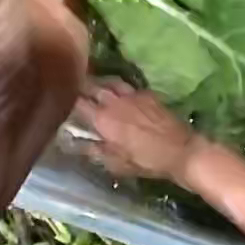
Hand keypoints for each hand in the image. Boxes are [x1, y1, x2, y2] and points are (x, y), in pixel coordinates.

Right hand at [73, 80, 201, 184]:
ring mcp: (132, 94)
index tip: (63, 100)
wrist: (180, 151)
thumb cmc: (146, 161)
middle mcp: (114, 102)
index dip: (68, 99)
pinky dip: (119, 87)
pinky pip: (128, 86)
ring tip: (96, 86)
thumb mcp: (116, 163)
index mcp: (102, 119)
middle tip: (76, 89)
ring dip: (100, 83)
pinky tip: (121, 93)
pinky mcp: (147, 93)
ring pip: (110, 81)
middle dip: (82, 86)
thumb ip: (95, 151)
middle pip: (92, 86)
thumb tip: (78, 142)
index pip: (78, 102)